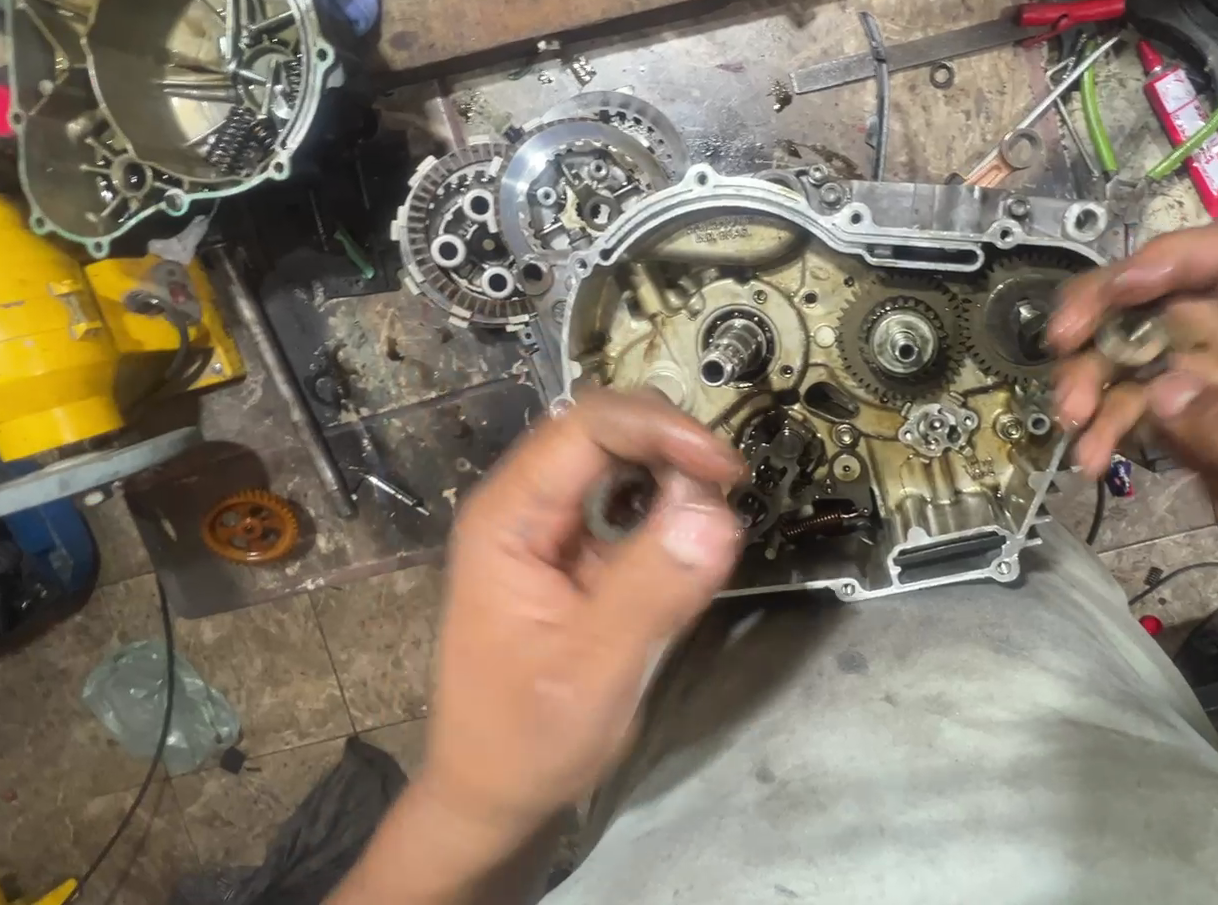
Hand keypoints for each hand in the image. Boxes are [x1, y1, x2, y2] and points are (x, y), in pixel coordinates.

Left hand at [420, 388, 745, 863]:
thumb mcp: (593, 674)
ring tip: (708, 524)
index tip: (724, 471)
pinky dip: (668, 505)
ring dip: (674, 473)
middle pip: (605, 428)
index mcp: (508, 517)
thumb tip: (716, 513)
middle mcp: (525, 504)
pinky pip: (629, 498)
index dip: (661, 429)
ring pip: (621, 457)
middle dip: (672, 446)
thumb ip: (652, 590)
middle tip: (724, 494)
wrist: (493, 791)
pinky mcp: (575, 545)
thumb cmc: (527, 740)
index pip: (587, 427)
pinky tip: (686, 540)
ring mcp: (549, 523)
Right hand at [1048, 225, 1217, 659]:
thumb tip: (1161, 387)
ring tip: (1072, 427)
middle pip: (1170, 303)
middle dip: (1106, 320)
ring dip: (1096, 382)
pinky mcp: (1208, 443)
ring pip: (1143, 359)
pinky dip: (1107, 429)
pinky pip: (1142, 415)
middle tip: (1058, 351)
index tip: (1111, 296)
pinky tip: (1089, 462)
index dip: (1171, 258)